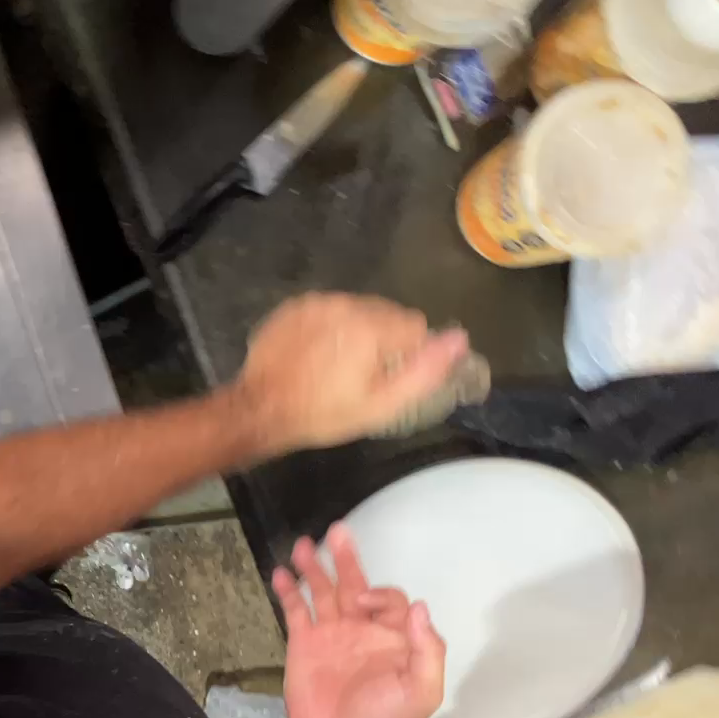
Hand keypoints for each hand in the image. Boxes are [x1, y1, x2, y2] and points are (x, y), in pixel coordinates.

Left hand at [236, 293, 468, 453]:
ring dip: (353, 331)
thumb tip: (459, 338)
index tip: (383, 377)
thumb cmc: (321, 414)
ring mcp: (315, 303)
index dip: (405, 354)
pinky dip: (327, 327)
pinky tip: (312, 354)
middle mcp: (345, 305)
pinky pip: (326, 310)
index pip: (415, 326)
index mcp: (371, 327)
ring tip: (332, 365)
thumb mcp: (379, 405)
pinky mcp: (293, 307)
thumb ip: (424, 371)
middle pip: (386, 314)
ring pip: (356, 309)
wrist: (258, 409)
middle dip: (380, 340)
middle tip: (356, 374)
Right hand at [271, 523, 444, 717]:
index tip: (361, 605)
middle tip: (338, 532)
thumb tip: (418, 606)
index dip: (378, 594)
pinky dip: (288, 591)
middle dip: (346, 559)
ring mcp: (329, 634)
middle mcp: (360, 629)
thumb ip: (425, 649)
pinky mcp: (302, 642)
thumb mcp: (421, 690)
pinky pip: (294, 610)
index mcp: (391, 638)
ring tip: (302, 544)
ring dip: (313, 567)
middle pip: (353, 584)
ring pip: (321, 591)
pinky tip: (280, 573)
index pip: (388, 600)